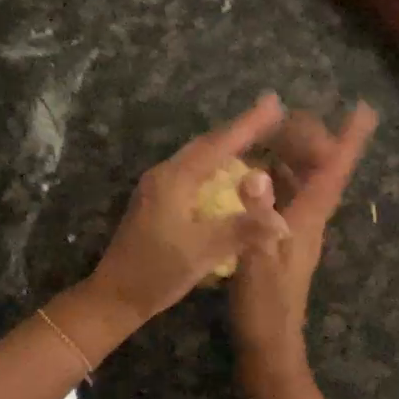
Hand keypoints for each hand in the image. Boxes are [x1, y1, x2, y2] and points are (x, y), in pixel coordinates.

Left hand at [87, 94, 290, 325]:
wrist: (115, 296)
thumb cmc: (157, 272)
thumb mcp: (203, 252)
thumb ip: (242, 230)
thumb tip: (283, 219)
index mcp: (174, 180)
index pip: (218, 145)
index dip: (248, 124)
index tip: (273, 103)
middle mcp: (163, 175)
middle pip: (206, 145)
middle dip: (239, 130)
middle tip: (270, 115)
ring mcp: (157, 188)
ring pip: (197, 157)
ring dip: (226, 146)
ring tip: (255, 136)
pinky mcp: (156, 201)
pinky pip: (192, 172)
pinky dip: (214, 165)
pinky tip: (227, 172)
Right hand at [230, 103, 378, 392]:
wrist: (270, 351)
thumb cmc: (265, 309)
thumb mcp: (256, 261)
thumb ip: (257, 218)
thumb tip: (256, 173)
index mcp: (308, 222)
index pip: (333, 173)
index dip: (348, 141)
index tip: (365, 110)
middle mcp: (309, 222)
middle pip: (320, 172)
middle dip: (313, 140)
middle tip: (292, 114)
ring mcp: (296, 233)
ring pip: (304, 184)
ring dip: (295, 157)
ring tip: (275, 133)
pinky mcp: (280, 243)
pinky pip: (286, 198)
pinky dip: (276, 179)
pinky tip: (257, 173)